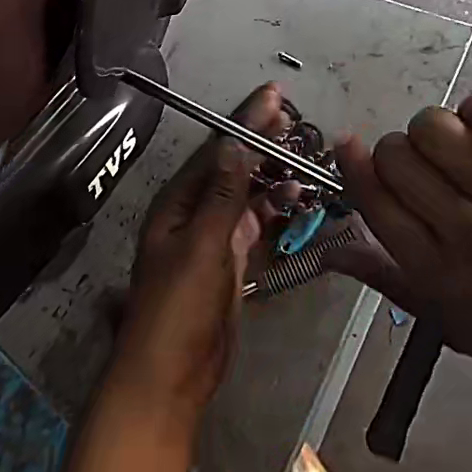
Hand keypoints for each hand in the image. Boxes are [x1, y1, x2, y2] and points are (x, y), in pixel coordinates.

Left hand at [111, 83, 292, 418]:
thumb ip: (221, 196)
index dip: (245, 121)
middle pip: (231, 165)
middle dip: (260, 140)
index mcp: (178, 201)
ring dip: (271, 172)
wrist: (171, 376)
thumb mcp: (201, 247)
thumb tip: (234, 145)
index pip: (217, 150)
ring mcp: (212, 234)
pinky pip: (253, 220)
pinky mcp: (229, 257)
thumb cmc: (178, 309)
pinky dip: (273, 206)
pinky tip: (293, 195)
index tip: (272, 96)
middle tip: (291, 118)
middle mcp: (193, 210)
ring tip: (300, 153)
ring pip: (245, 191)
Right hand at [327, 91, 471, 423]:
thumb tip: (332, 248)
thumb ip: (390, 281)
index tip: (350, 146)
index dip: (355, 165)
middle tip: (425, 166)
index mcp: (444, 277)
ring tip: (459, 147)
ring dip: (436, 129)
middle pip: (400, 157)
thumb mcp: (458, 326)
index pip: (375, 200)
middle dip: (399, 152)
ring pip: (439, 128)